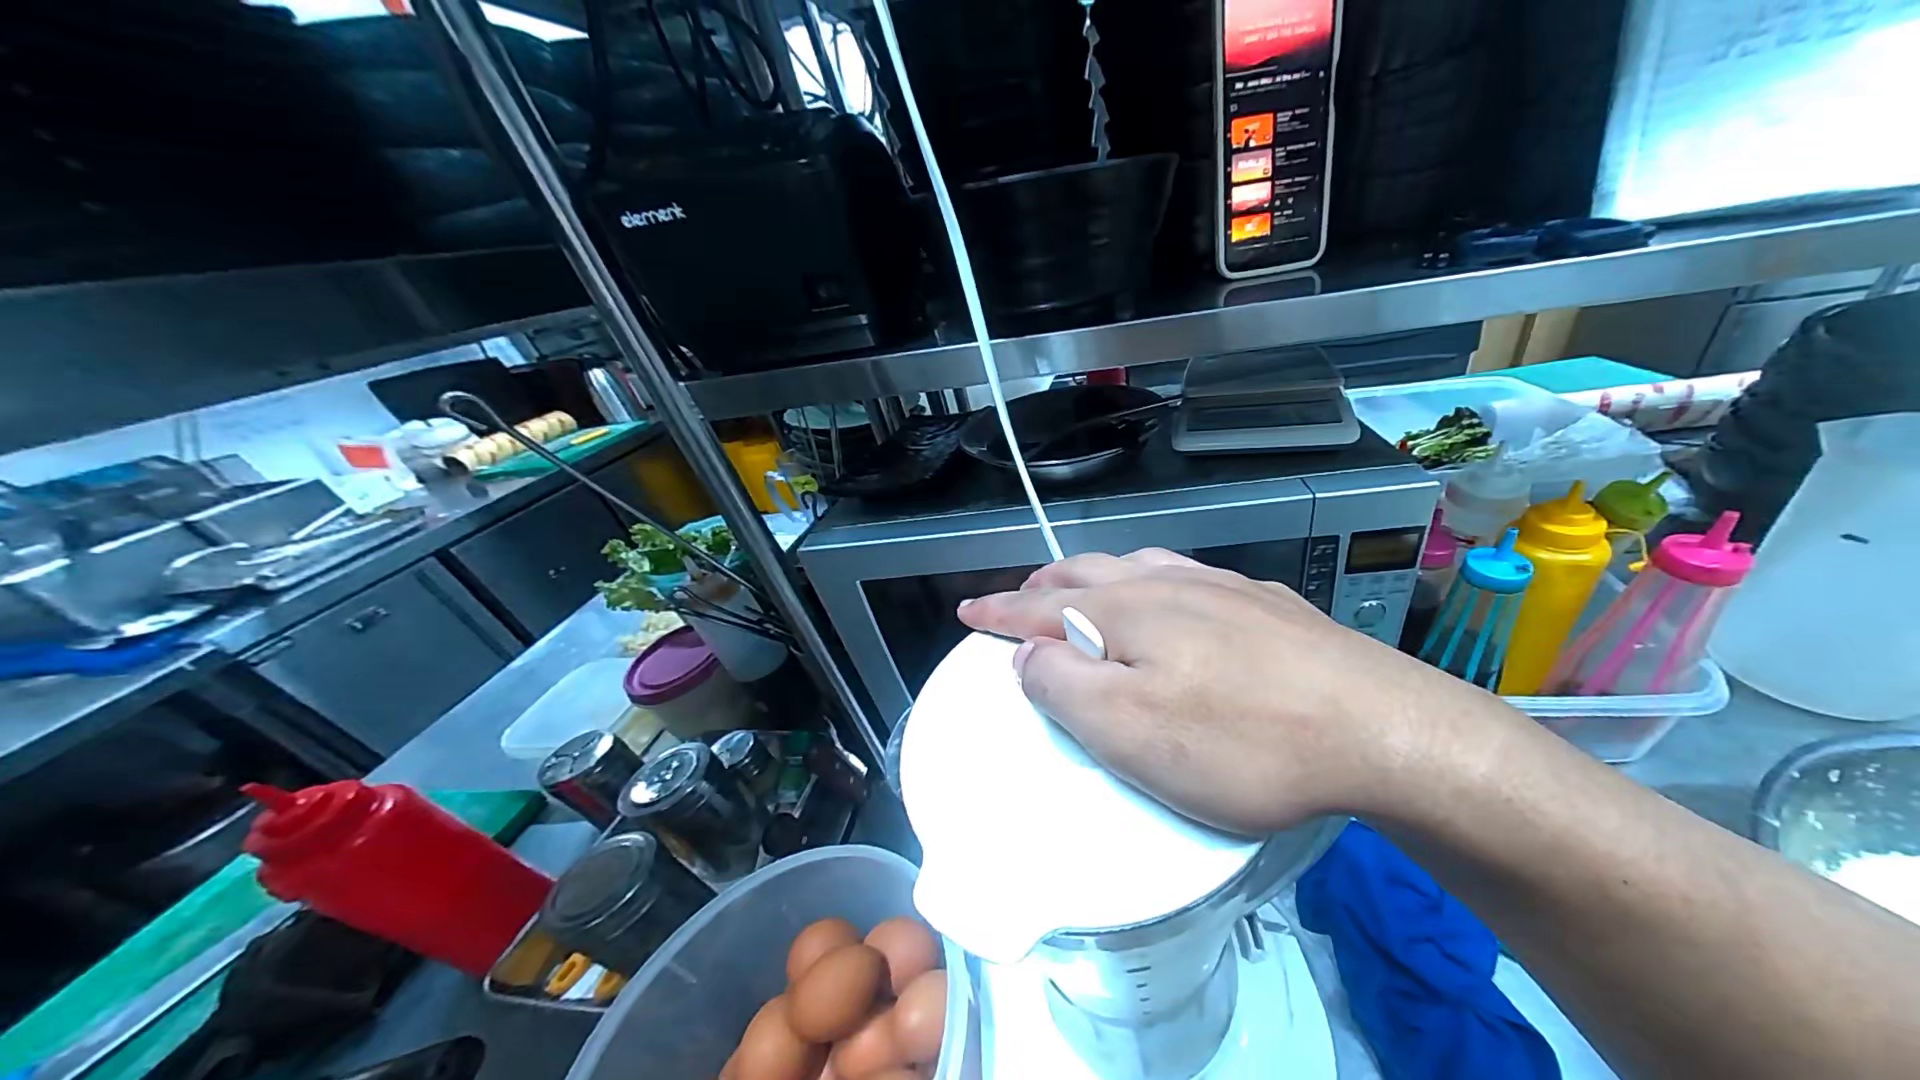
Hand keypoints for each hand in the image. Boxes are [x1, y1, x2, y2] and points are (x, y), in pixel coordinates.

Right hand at [956, 548, 1512, 833]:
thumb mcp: (1130, 731)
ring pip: (1136, 566)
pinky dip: (1151, 583)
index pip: (1038, 608)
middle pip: (1085, 573)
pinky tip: (1171, 601)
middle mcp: (1165, 583)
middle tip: (1019, 602)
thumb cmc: (1242, 741)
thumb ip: (1063, 686)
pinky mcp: (1265, 603)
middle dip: (1041, 587)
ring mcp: (1220, 587)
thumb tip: (1027, 654)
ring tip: (1082, 592)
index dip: (996, 613)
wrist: (1386, 730)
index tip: (966, 611)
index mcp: (1124, 611)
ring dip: (1095, 578)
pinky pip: (1185, 578)